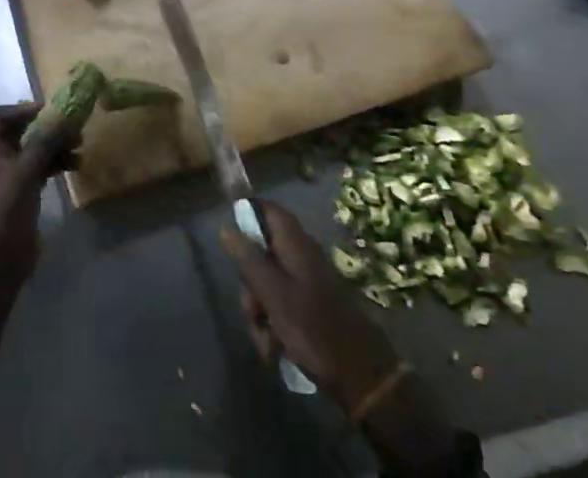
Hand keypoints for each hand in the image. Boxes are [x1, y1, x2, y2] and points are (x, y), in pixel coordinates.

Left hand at [0, 103, 76, 297]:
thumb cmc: (1, 216)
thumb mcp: (22, 176)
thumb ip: (44, 143)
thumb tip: (65, 115)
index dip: (18, 109)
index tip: (47, 111)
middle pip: (16, 132)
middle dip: (44, 126)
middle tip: (72, 127)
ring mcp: (7, 180)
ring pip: (31, 151)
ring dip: (54, 145)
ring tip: (79, 146)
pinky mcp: (21, 197)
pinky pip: (38, 170)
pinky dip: (55, 164)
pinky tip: (75, 166)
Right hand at [221, 202, 465, 475]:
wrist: (361, 376)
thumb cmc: (314, 329)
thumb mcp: (273, 294)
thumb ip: (248, 259)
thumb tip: (226, 227)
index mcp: (296, 245)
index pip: (269, 210)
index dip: (247, 215)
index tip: (230, 240)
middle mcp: (302, 257)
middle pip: (262, 252)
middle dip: (250, 283)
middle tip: (251, 309)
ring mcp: (308, 282)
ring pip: (268, 283)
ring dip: (259, 311)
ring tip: (265, 340)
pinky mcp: (311, 305)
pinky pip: (281, 304)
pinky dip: (273, 323)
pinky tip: (275, 347)